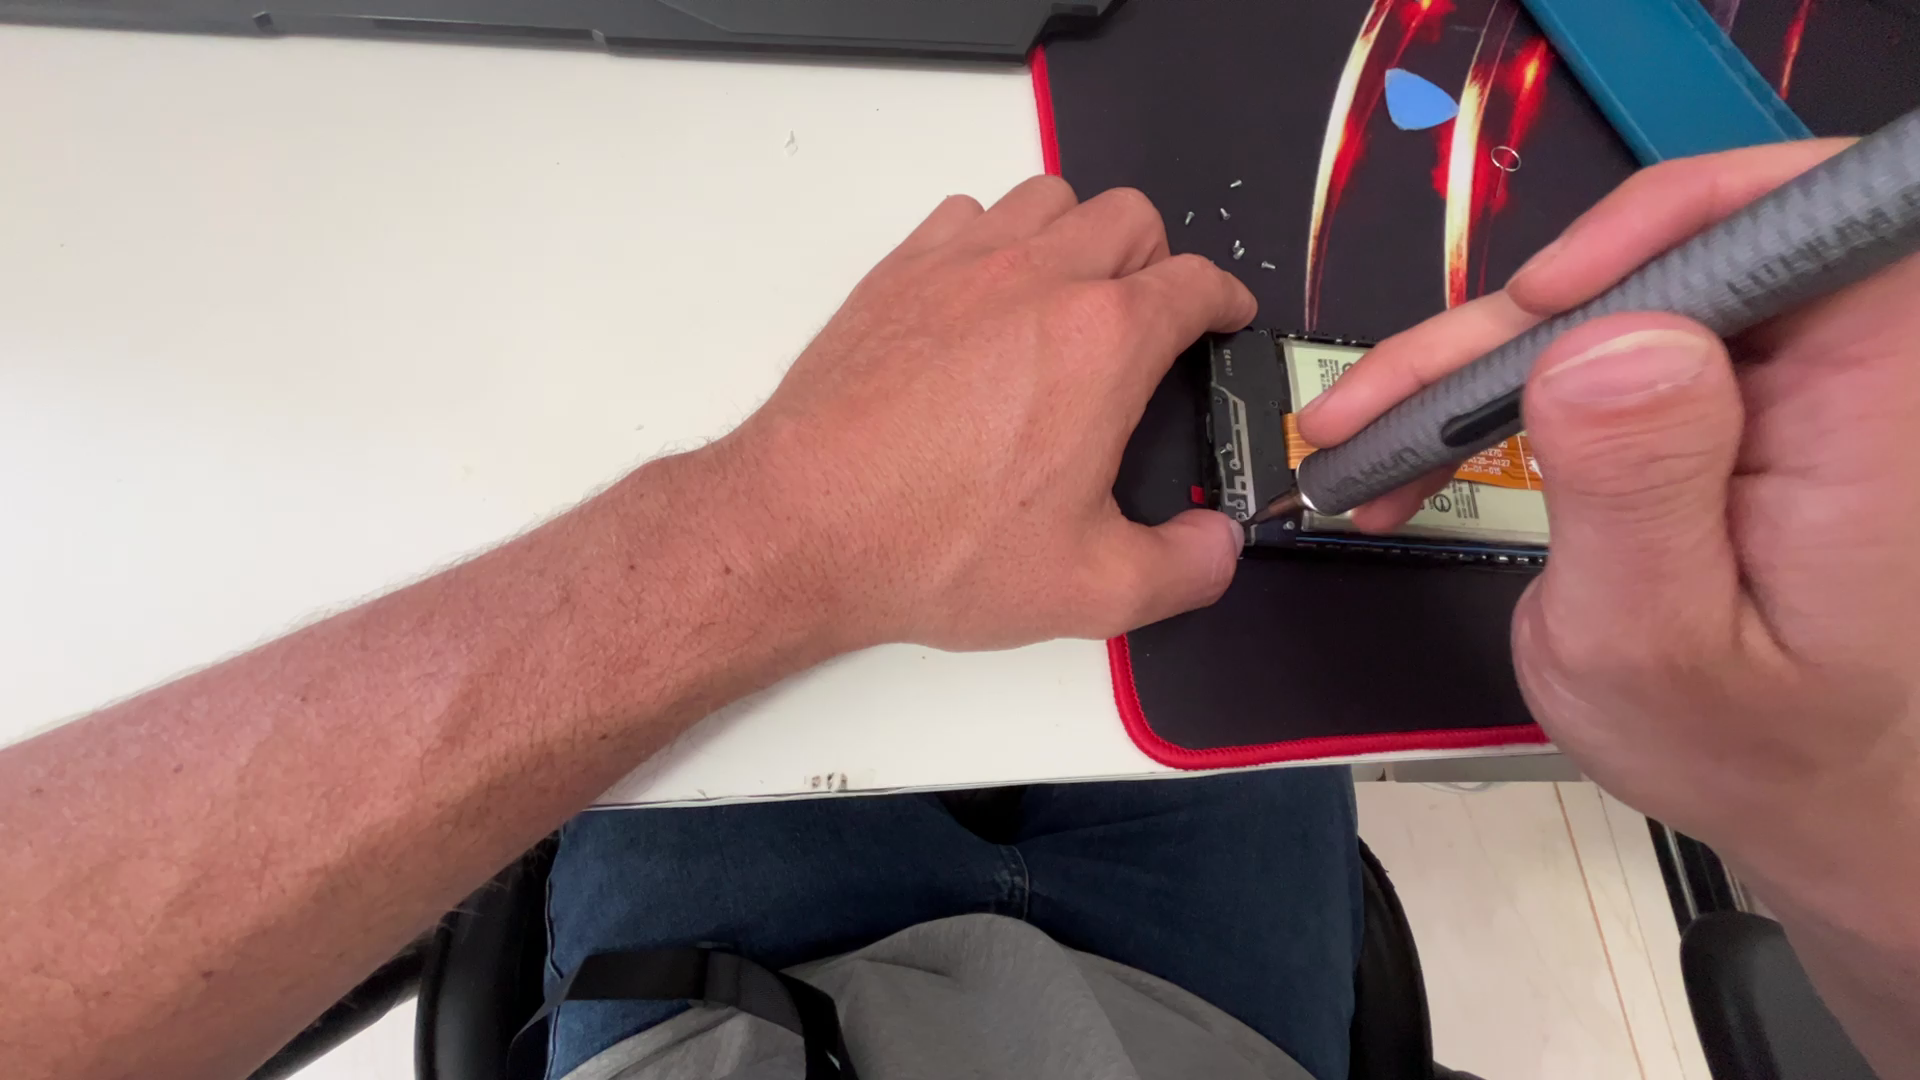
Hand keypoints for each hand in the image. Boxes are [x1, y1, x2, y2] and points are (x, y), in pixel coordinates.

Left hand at [711, 177, 1254, 650]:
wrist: (804, 527)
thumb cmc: (937, 549)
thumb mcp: (1088, 588)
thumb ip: (1183, 568)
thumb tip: (1217, 545)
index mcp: (1102, 341)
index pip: (1193, 283)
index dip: (1223, 298)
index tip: (1224, 315)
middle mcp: (1037, 278)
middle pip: (1129, 220)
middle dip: (1156, 260)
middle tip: (1149, 316)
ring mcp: (959, 265)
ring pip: (1050, 200)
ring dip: (1080, 236)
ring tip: (1071, 296)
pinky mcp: (896, 274)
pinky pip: (967, 215)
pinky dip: (997, 238)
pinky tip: (985, 296)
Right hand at [1298, 142, 1919, 883]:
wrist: (1777, 792)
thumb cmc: (1731, 742)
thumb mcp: (1653, 635)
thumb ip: (1637, 487)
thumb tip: (1599, 340)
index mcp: (1869, 416)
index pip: (1804, 229)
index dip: (1664, 225)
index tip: (1535, 303)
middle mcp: (1813, 381)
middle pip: (1634, 283)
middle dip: (1477, 340)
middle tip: (1358, 409)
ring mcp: (1734, 401)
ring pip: (1567, 331)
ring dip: (1443, 384)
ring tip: (1352, 445)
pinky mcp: (1669, 425)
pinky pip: (1550, 381)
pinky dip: (1457, 419)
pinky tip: (1398, 474)